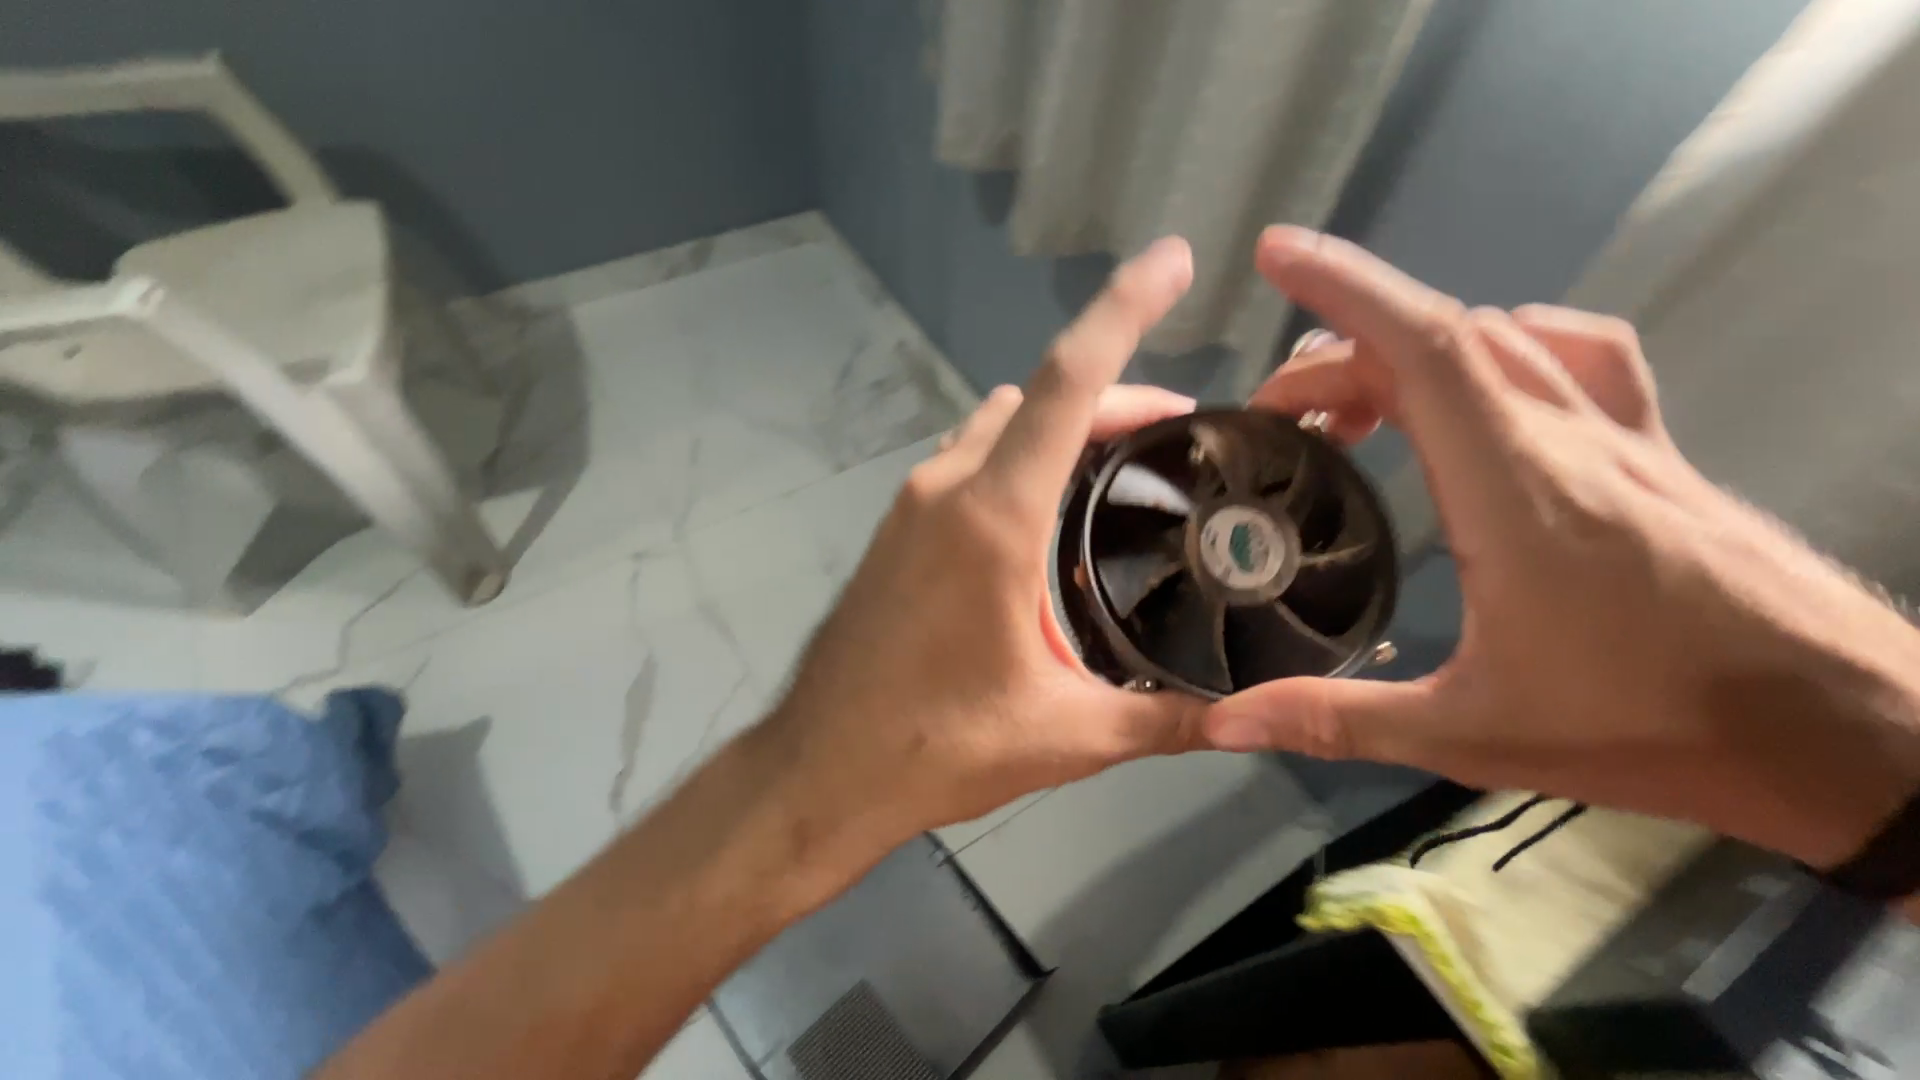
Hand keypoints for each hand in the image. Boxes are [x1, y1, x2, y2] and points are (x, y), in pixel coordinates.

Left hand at [759, 237, 1208, 848]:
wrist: (821, 767)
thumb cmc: (937, 745)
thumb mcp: (1067, 734)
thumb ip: (1166, 718)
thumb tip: (1250, 717)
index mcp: (995, 517)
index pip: (1067, 382)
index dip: (1124, 309)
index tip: (1172, 260)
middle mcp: (949, 488)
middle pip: (1038, 397)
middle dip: (1114, 391)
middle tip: (1181, 427)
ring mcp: (912, 505)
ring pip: (996, 424)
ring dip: (1057, 423)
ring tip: (1120, 464)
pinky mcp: (896, 530)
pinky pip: (967, 460)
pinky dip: (1016, 455)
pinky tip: (1048, 510)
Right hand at [1205, 226, 1919, 869]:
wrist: (1853, 735)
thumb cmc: (1652, 727)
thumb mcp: (1469, 733)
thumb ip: (1336, 720)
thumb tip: (1224, 725)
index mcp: (1515, 487)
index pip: (1423, 347)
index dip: (1344, 287)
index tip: (1278, 255)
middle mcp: (1567, 438)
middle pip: (1441, 341)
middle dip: (1338, 355)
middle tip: (1275, 413)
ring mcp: (1623, 436)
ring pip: (1502, 341)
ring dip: (1408, 349)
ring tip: (1349, 404)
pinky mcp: (1656, 453)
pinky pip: (1579, 357)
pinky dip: (1507, 344)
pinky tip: (1482, 381)